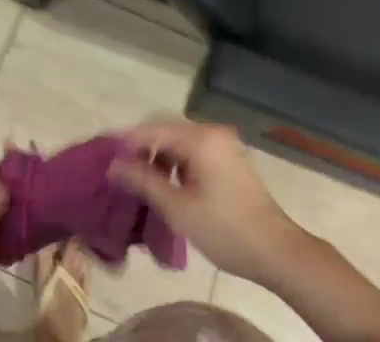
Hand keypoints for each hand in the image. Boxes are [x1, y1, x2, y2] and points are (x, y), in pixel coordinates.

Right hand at [107, 119, 308, 285]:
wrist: (275, 250)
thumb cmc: (224, 229)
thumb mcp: (177, 208)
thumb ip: (143, 181)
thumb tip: (113, 165)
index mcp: (201, 138)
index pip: (153, 130)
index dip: (127, 142)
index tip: (104, 156)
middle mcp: (213, 133)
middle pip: (167, 132)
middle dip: (142, 149)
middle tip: (118, 171)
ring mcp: (224, 145)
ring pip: (180, 143)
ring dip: (159, 158)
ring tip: (138, 182)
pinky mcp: (229, 160)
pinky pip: (194, 153)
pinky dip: (177, 164)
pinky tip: (165, 186)